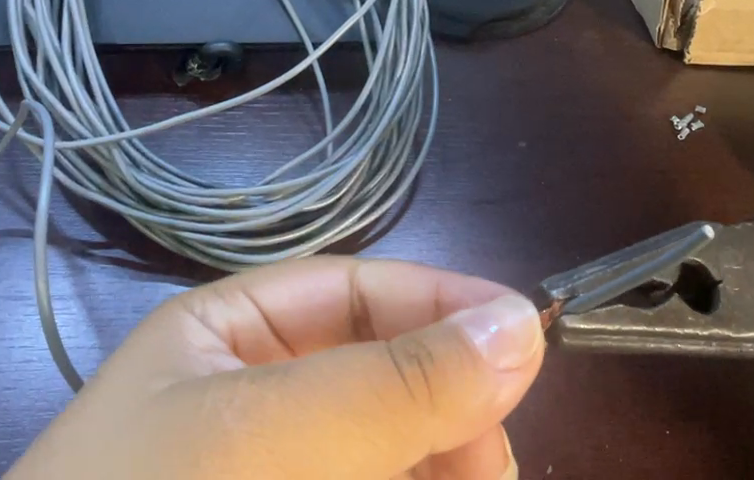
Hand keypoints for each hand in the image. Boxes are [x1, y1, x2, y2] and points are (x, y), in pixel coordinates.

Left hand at [5, 257, 543, 478]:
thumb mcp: (265, 436)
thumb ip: (392, 385)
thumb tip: (519, 324)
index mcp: (226, 338)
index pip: (354, 291)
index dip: (441, 302)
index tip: (527, 335)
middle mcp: (250, 402)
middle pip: (379, 376)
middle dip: (445, 405)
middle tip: (490, 461)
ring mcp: (273, 473)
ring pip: (386, 453)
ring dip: (439, 466)